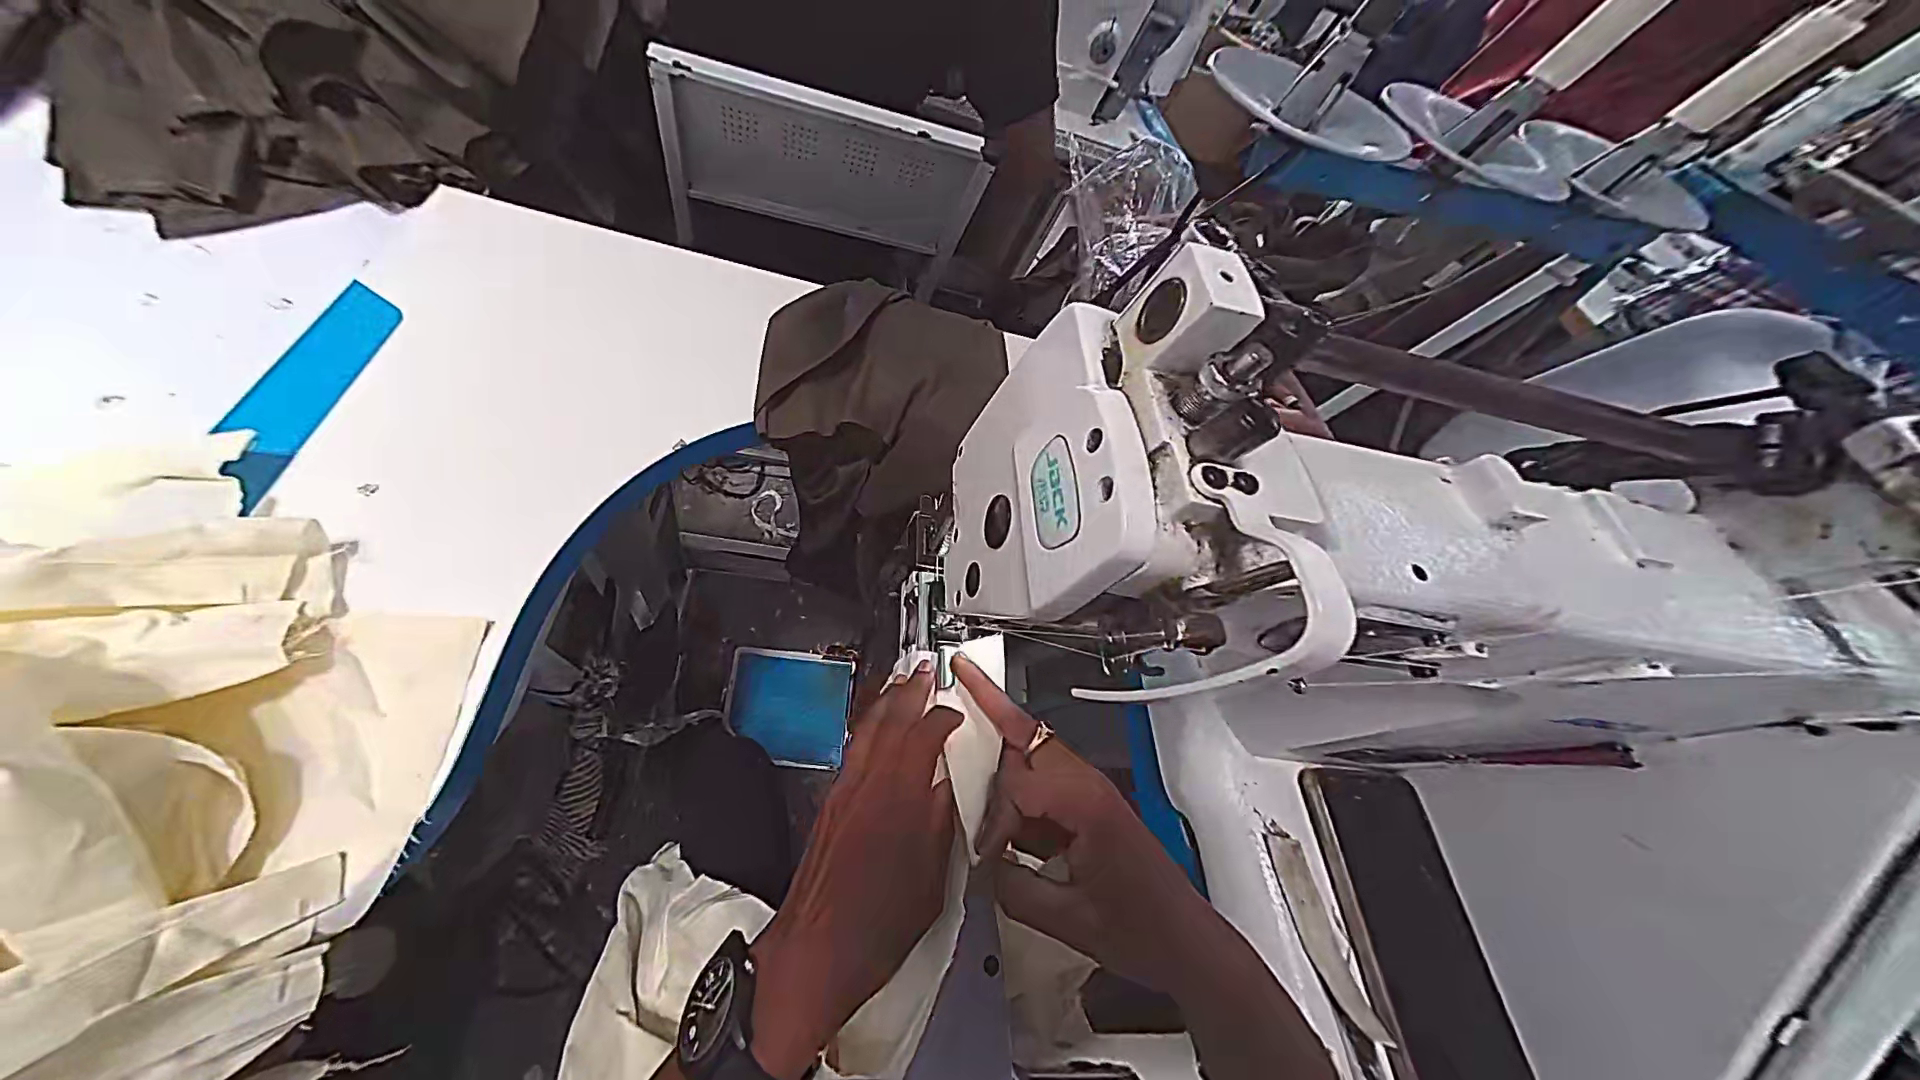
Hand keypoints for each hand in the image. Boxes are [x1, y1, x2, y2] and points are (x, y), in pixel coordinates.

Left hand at [747, 664, 960, 1079]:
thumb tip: (950, 789)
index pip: (924, 736)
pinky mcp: (829, 805)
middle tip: (921, 671)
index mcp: (901, 800)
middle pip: (890, 720)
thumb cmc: (875, 926)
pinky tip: (872, 730)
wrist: (815, 950)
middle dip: (908, 691)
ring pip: (865, 730)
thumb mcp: (931, 879)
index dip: (942, 718)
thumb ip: (941, 824)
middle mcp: (868, 786)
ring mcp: (844, 792)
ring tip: (898, 686)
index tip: (954, 713)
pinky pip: (851, 751)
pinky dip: (866, 729)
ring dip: (884, 703)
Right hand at [953, 654, 1215, 995]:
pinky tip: (1000, 788)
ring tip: (971, 713)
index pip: (1017, 783)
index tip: (985, 852)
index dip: (992, 817)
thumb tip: (982, 865)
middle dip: (991, 703)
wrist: (1186, 941)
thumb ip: (1012, 886)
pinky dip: (1015, 774)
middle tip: (963, 673)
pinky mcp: (1087, 805)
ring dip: (1002, 737)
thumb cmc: (1144, 928)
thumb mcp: (1068, 918)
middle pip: (1028, 732)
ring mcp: (1089, 791)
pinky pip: (1043, 777)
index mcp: (1086, 803)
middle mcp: (1088, 784)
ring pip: (1035, 748)